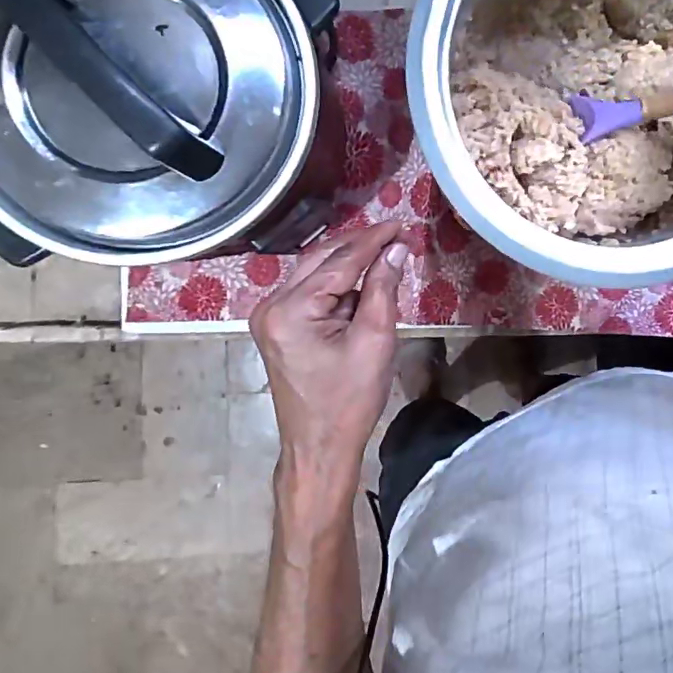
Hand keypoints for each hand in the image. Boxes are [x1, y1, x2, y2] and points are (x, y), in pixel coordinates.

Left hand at [250, 222, 410, 486]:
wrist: (319, 447)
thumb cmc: (349, 401)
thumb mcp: (374, 341)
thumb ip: (383, 288)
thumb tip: (396, 249)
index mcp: (291, 310)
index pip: (339, 261)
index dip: (374, 240)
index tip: (402, 225)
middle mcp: (272, 305)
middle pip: (321, 258)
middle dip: (360, 244)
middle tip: (396, 235)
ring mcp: (270, 315)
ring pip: (314, 271)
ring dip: (348, 261)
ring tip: (385, 251)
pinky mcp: (278, 325)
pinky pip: (310, 290)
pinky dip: (337, 282)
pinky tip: (363, 278)